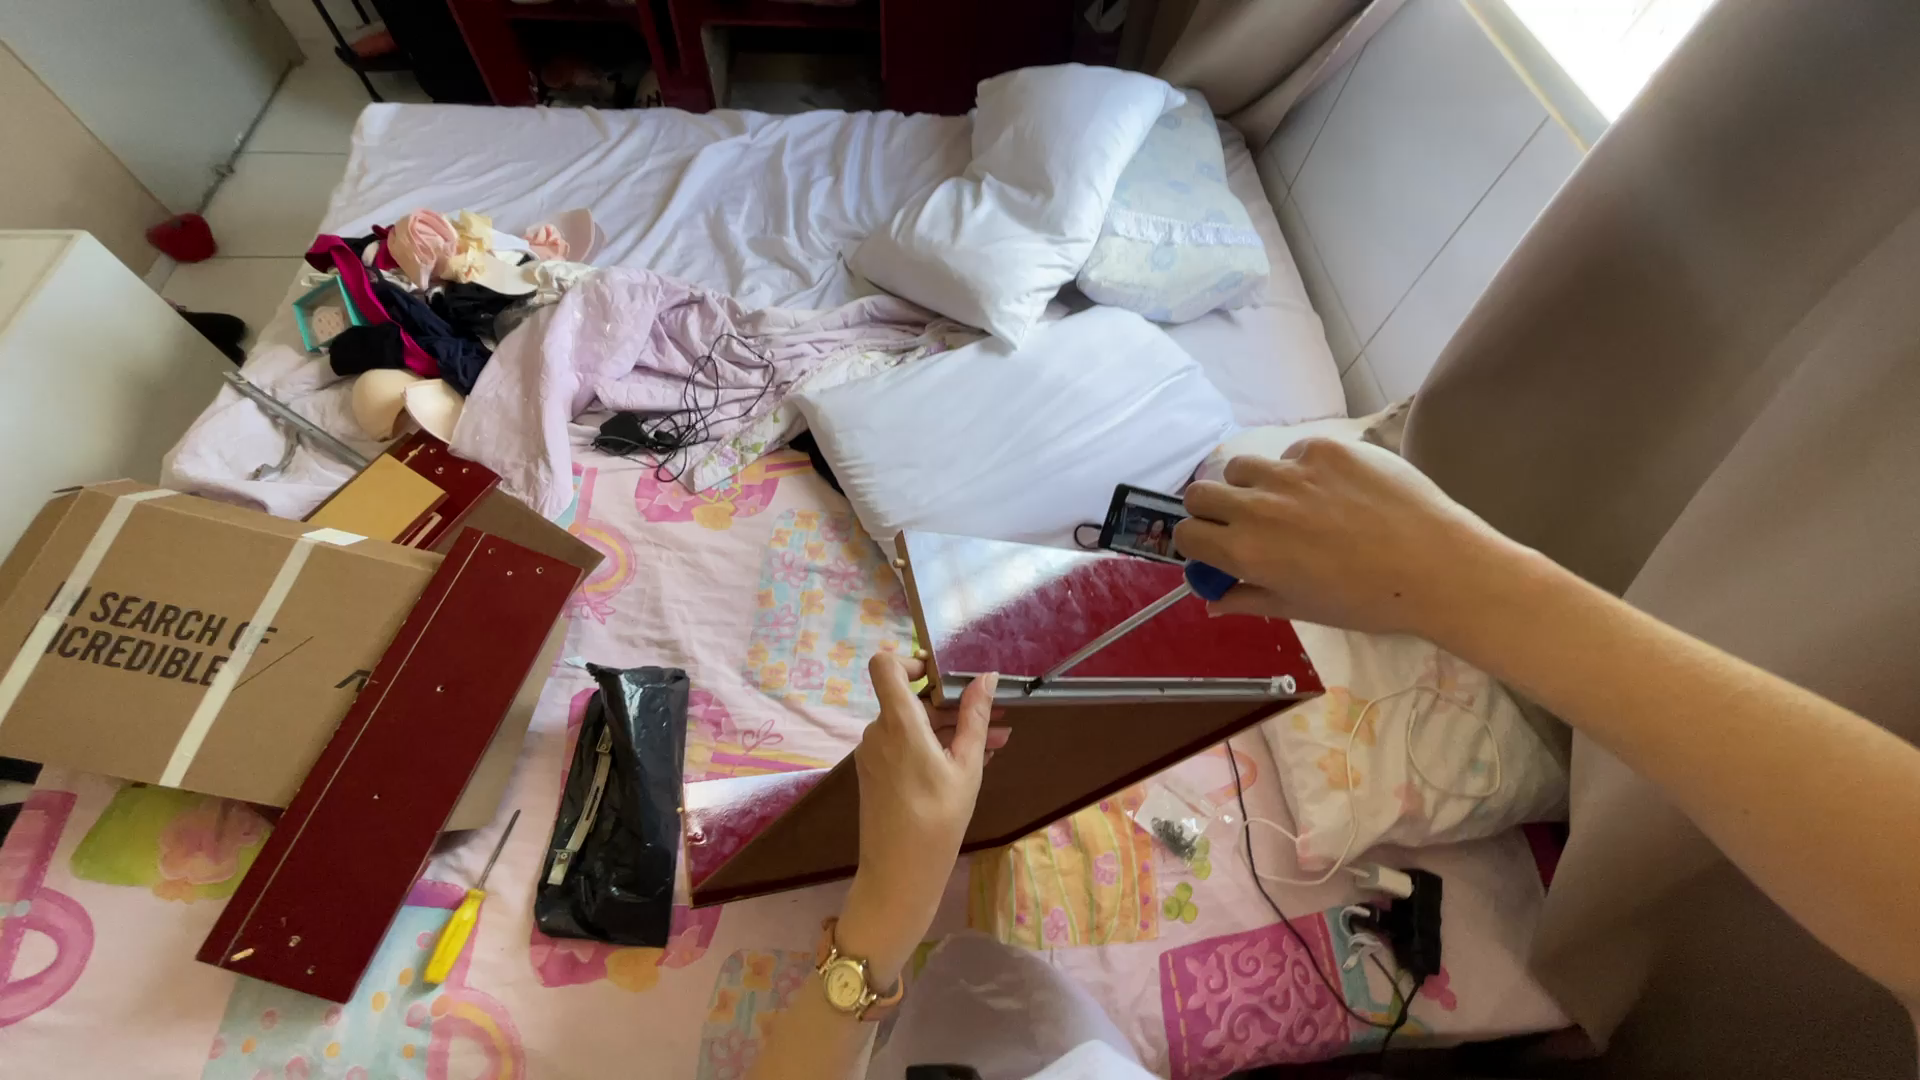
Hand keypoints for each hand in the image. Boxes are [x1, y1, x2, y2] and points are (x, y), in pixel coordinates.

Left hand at [839, 655, 1005, 983]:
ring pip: (912, 723)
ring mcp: (873, 752)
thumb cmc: (938, 820)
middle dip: (952, 701)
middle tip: (993, 714)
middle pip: (910, 696)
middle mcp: (878, 730)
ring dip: (950, 726)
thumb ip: (975, 717)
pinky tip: (970, 760)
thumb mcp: (966, 767)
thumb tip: (987, 677)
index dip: (911, 660)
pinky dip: (933, 744)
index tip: (943, 676)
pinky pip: (904, 743)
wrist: (898, 876)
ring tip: (994, 740)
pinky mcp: (875, 770)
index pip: (886, 664)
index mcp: (898, 722)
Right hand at [1175, 438, 1532, 641]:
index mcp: (1247, 553)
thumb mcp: (1300, 609)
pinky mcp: (1324, 449)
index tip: (1214, 546)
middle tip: (1241, 520)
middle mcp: (1258, 509)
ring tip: (1286, 499)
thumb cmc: (1367, 601)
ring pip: (1241, 467)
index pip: (1186, 533)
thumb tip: (1212, 601)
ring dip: (1251, 484)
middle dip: (1211, 508)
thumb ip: (1247, 600)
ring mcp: (1290, 473)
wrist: (1440, 568)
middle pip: (1200, 493)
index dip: (1196, 541)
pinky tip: (1331, 488)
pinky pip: (1291, 452)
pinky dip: (1298, 469)